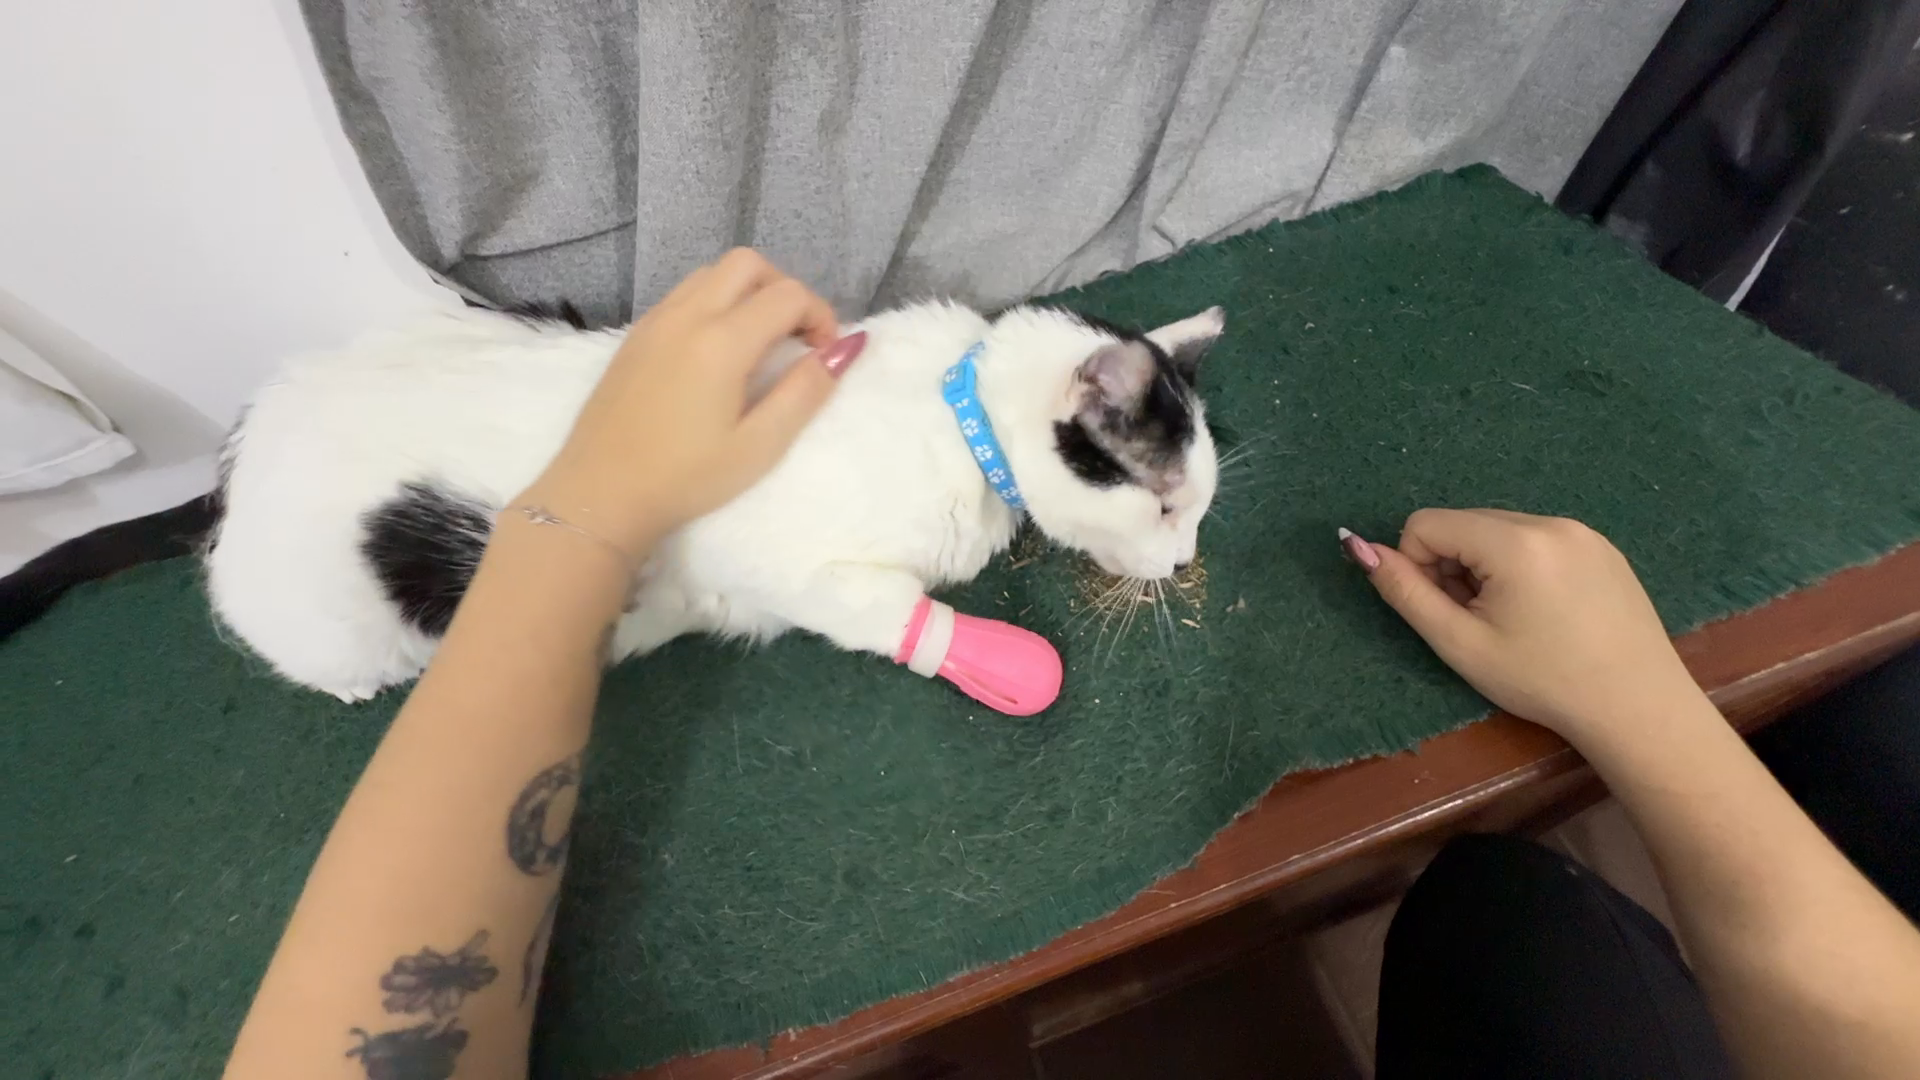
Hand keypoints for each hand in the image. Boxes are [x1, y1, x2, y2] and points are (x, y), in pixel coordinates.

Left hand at [521, 249, 864, 551]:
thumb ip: (806, 391)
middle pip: (749, 264)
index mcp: (722, 341)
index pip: (788, 295)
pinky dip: (717, 303)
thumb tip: (847, 348)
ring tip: (762, 344)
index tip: (825, 356)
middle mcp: (687, 315)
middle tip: (797, 340)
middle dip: (786, 291)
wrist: (601, 494)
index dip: (821, 317)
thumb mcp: (760, 445)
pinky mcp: (637, 336)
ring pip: (713, 273)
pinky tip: (720, 353)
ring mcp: (656, 321)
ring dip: (750, 293)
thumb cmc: (688, 477)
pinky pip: (686, 294)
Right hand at [1353, 509, 1704, 742]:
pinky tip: (1535, 608)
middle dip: (1448, 563)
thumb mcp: (1457, 642)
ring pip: (1491, 529)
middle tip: (1471, 617)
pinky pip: (1528, 537)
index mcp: (1515, 542)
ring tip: (1504, 615)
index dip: (1416, 565)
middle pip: (1459, 522)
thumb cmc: (1540, 680)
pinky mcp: (1599, 546)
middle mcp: (1550, 522)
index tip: (1443, 609)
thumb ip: (1402, 589)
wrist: (1640, 711)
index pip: (1424, 524)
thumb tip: (1354, 544)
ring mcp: (1581, 531)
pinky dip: (1511, 564)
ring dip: (1477, 564)